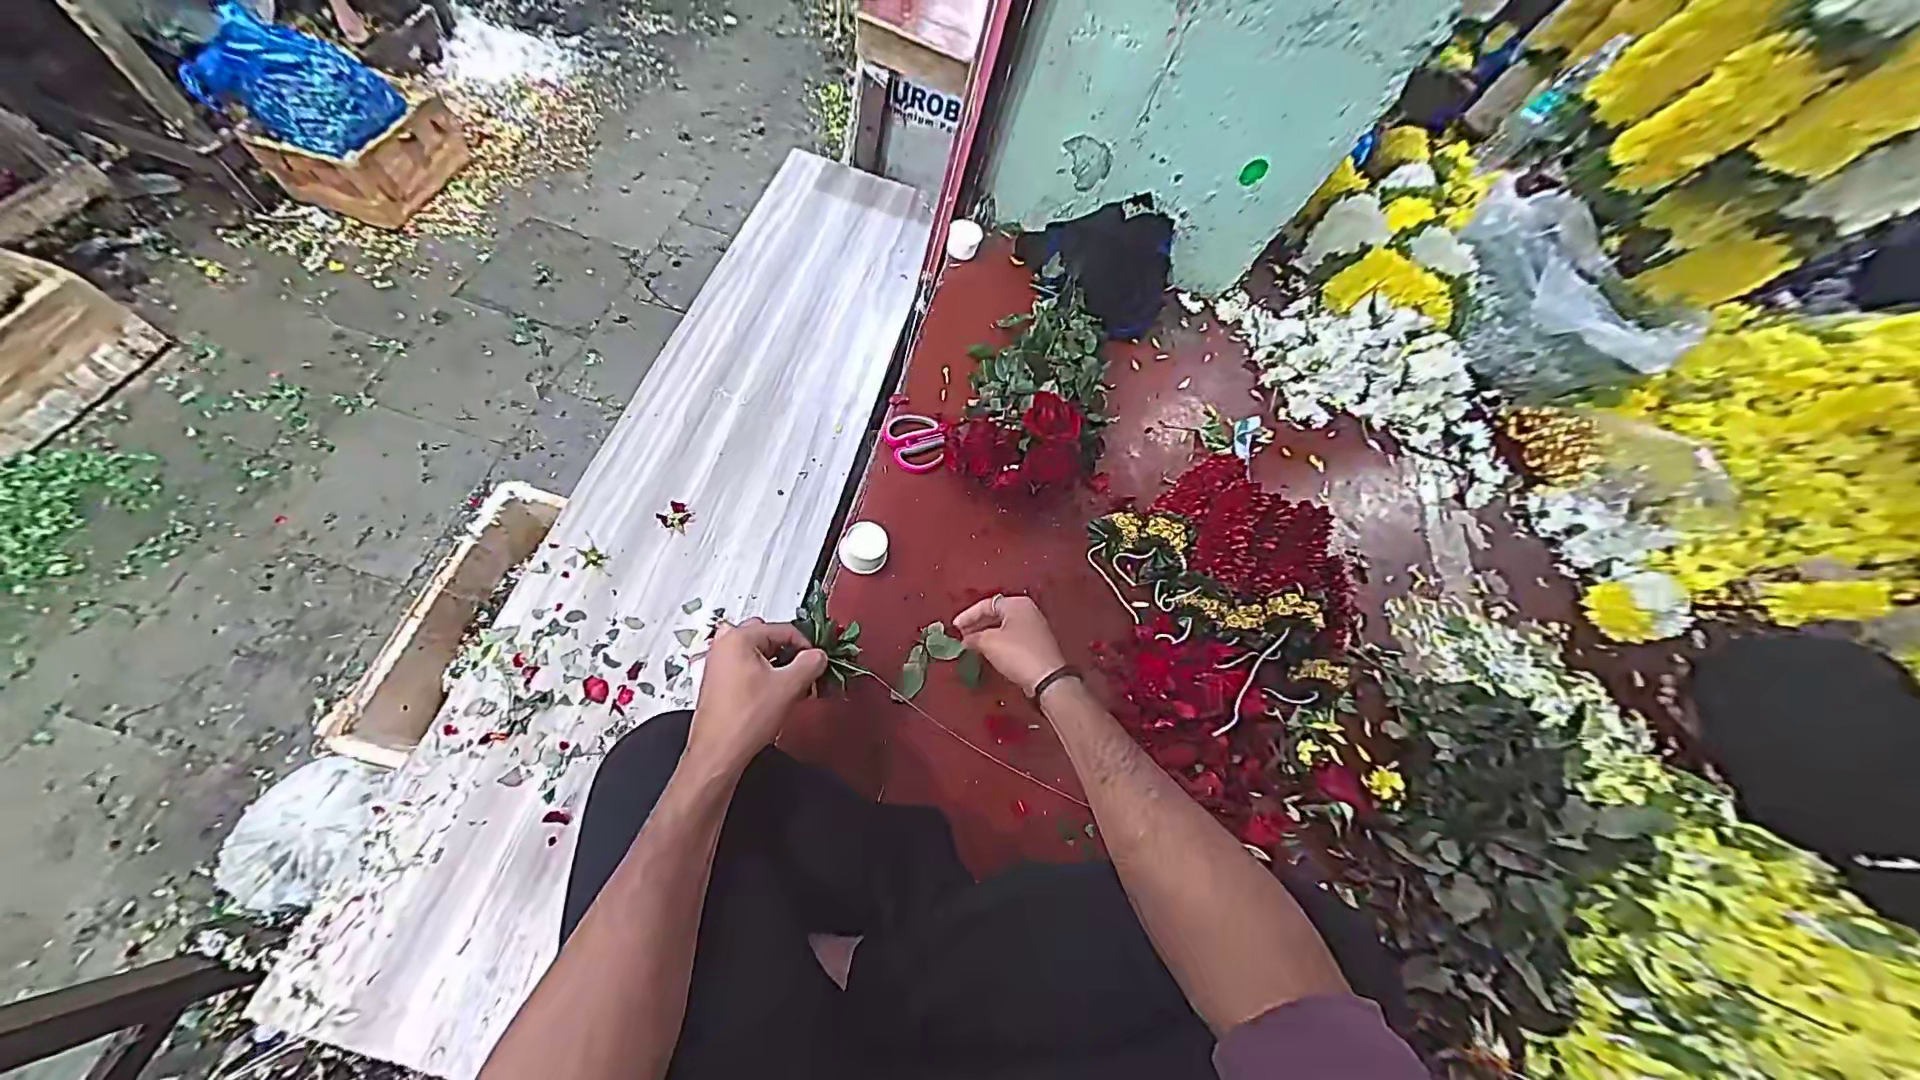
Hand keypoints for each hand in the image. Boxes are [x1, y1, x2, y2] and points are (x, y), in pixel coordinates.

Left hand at [687, 618, 825, 774]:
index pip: (784, 630)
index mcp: (738, 638)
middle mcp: (724, 646)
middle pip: (770, 638)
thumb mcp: (789, 686)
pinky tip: (777, 695)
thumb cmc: (744, 720)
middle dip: (790, 653)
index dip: (806, 646)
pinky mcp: (719, 683)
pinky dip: (765, 676)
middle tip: (804, 669)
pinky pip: (748, 669)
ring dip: (779, 665)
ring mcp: (719, 665)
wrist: (718, 753)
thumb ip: (811, 663)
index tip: (816, 661)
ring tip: (793, 685)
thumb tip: (818, 656)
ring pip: (759, 654)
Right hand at [953, 594, 1066, 697]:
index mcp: (1016, 604)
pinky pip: (1012, 637)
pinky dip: (998, 641)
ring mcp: (1034, 627)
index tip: (955, 627)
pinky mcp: (1036, 643)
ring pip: (1004, 626)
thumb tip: (966, 640)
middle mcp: (1027, 611)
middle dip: (977, 624)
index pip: (986, 604)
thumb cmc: (1016, 653)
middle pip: (996, 614)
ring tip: (971, 644)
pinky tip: (988, 651)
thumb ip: (973, 637)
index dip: (968, 615)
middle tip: (961, 635)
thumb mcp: (989, 642)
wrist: (1046, 678)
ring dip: (986, 634)